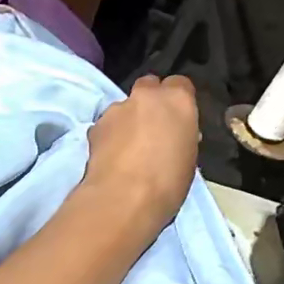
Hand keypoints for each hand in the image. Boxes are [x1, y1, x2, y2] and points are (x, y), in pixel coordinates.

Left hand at [84, 74, 198, 232]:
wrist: (123, 199)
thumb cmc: (167, 184)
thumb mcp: (188, 159)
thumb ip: (181, 137)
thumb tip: (174, 137)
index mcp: (178, 100)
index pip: (181, 85)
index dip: (177, 102)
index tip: (176, 121)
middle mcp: (147, 96)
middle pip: (149, 87)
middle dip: (150, 103)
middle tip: (151, 130)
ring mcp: (118, 108)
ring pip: (124, 107)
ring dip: (127, 121)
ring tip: (126, 150)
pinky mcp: (95, 125)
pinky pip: (106, 125)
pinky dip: (109, 136)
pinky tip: (110, 157)